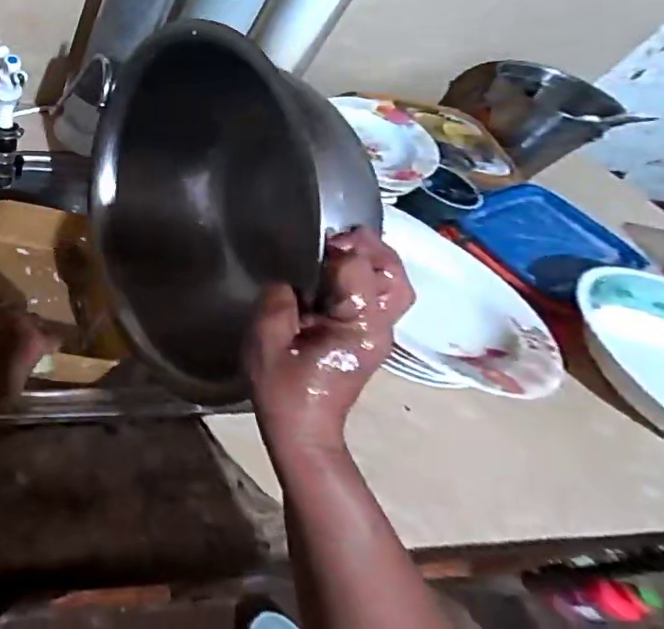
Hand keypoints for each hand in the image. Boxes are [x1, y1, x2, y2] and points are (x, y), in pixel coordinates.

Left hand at [0, 302, 58, 400]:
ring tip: (12, 328)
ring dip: (15, 316)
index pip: (54, 337)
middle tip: (31, 340)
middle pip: (34, 319)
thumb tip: (29, 361)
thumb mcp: (16, 386)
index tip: (52, 350)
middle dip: (35, 328)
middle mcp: (18, 319)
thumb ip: (27, 367)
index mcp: (34, 339)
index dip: (52, 345)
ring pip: (14, 307)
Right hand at [244, 226, 414, 452]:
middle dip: (372, 249)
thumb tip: (290, 278)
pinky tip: (340, 269)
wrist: (302, 429)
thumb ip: (279, 298)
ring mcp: (379, 334)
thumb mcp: (267, 337)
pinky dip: (369, 276)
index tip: (314, 242)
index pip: (360, 271)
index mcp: (358, 326)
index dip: (338, 249)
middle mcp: (379, 328)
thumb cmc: (282, 386)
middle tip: (340, 234)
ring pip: (396, 287)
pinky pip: (382, 297)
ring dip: (376, 261)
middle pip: (395, 277)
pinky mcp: (370, 337)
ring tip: (343, 246)